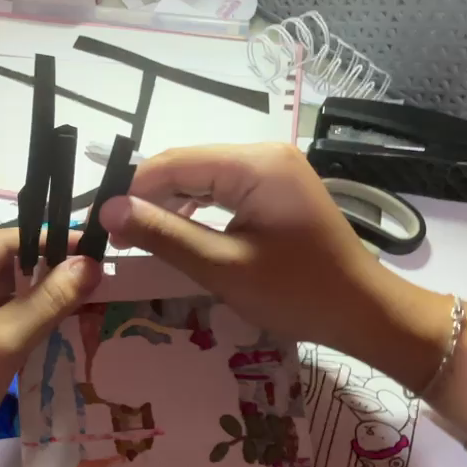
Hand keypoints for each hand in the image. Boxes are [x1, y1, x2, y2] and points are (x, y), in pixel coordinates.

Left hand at [0, 228, 100, 466]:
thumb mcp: (2, 345)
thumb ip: (48, 301)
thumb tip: (91, 265)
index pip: (1, 242)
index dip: (51, 242)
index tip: (97, 247)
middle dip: (46, 272)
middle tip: (100, 277)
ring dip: (35, 298)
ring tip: (87, 298)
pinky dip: (17, 321)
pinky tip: (54, 325)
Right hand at [98, 143, 435, 367]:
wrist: (363, 311)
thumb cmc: (296, 292)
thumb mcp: (223, 266)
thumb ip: (164, 234)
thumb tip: (109, 210)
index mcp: (254, 164)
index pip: (174, 162)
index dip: (132, 190)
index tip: (103, 224)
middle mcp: (265, 155)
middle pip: (188, 165)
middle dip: (150, 198)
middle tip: (118, 238)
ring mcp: (275, 170)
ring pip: (204, 177)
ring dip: (171, 204)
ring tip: (141, 238)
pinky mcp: (278, 189)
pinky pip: (225, 189)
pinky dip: (198, 210)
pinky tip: (179, 232)